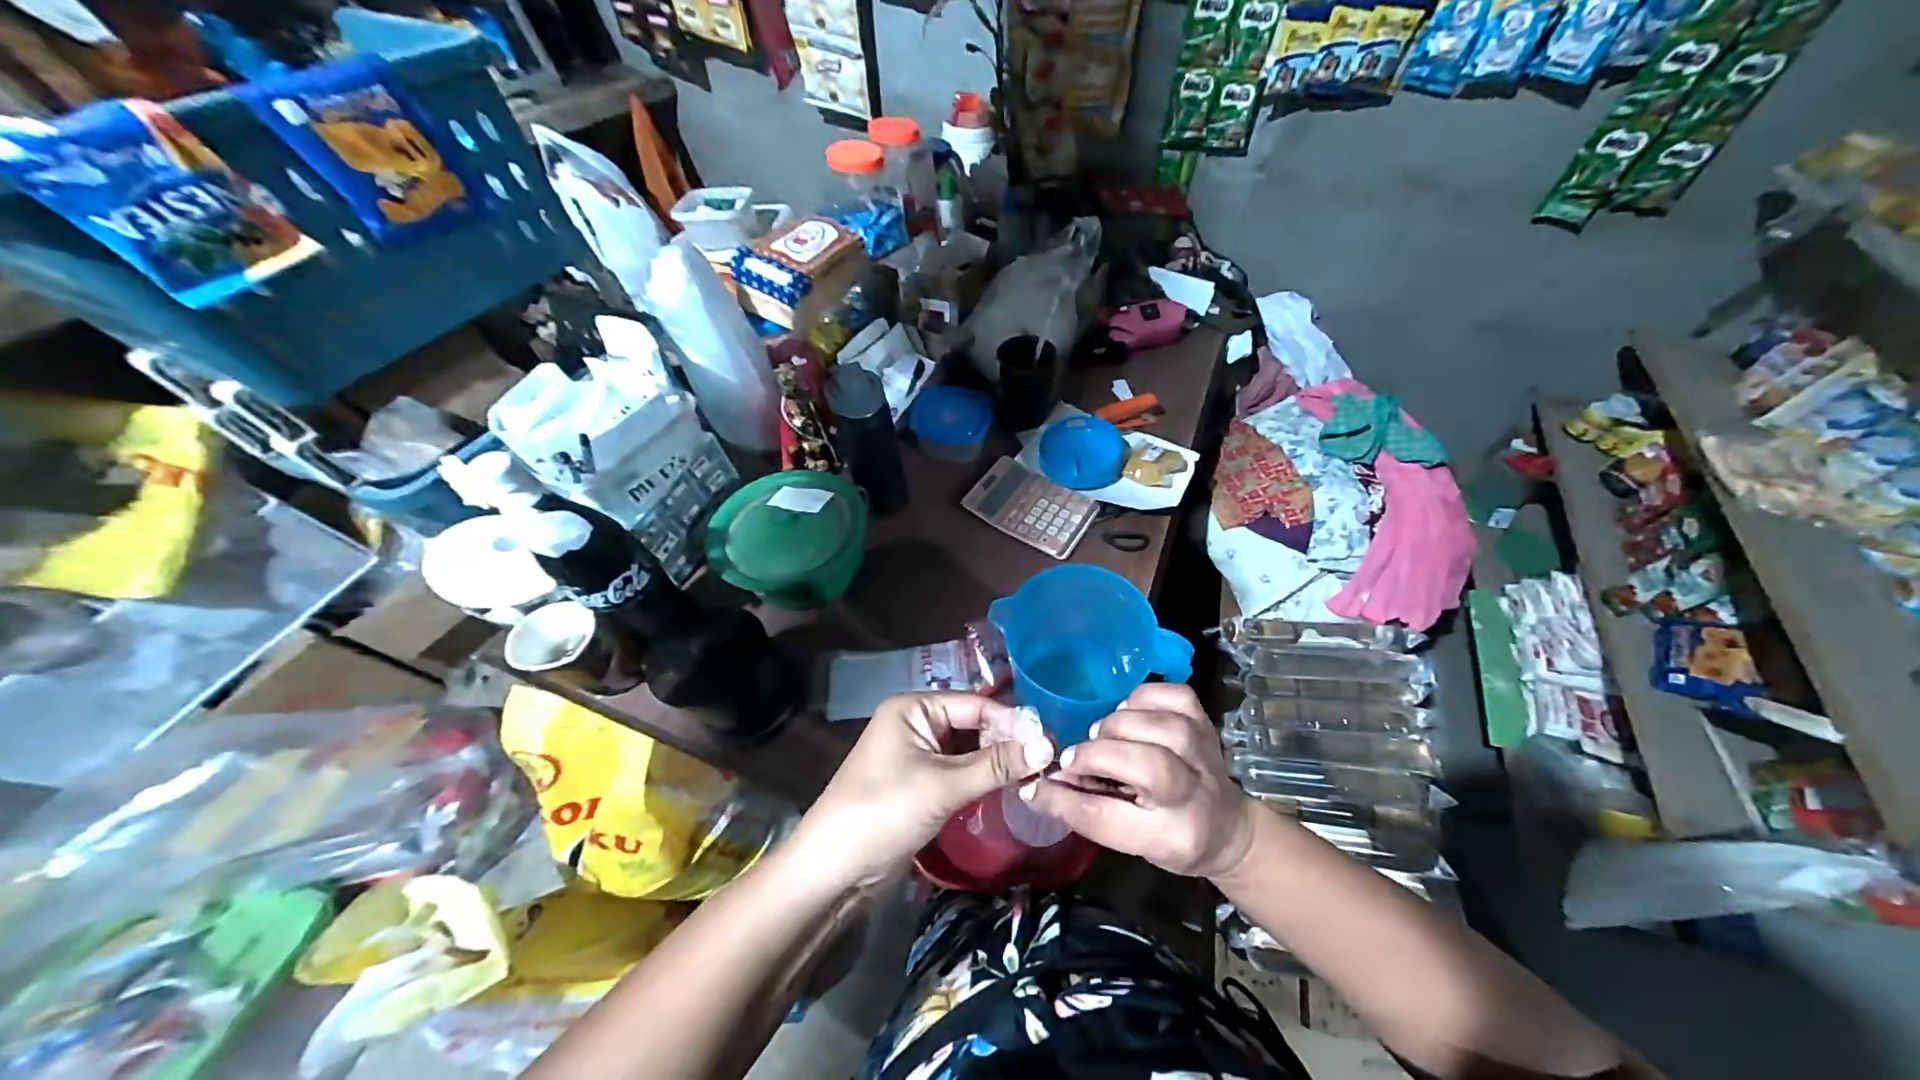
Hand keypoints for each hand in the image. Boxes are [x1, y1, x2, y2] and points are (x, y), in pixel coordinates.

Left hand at [789, 692, 1053, 888]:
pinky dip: (983, 779)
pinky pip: (959, 772)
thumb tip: (1049, 746)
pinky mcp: (920, 784)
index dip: (1014, 721)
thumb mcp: (944, 785)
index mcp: (913, 708)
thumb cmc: (885, 812)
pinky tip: (1013, 787)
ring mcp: (917, 755)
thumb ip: (997, 765)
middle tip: (1051, 760)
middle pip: (973, 725)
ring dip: (999, 762)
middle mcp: (916, 724)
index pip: (975, 704)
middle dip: (1008, 742)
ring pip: (969, 751)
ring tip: (1040, 774)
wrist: (835, 869)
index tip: (1053, 740)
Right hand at [1022, 682, 1253, 878]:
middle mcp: (1194, 796)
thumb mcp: (1128, 840)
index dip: (1065, 799)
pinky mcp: (1205, 724)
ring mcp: (1205, 755)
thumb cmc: (1168, 837)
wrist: (1227, 828)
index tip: (1036, 784)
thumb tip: (1036, 783)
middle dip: (1100, 755)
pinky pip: (1176, 697)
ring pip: (1166, 727)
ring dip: (1120, 724)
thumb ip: (1086, 810)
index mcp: (1170, 837)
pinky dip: (1144, 696)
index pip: (1110, 819)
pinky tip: (1127, 709)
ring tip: (1100, 734)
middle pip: (1151, 767)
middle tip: (1072, 757)